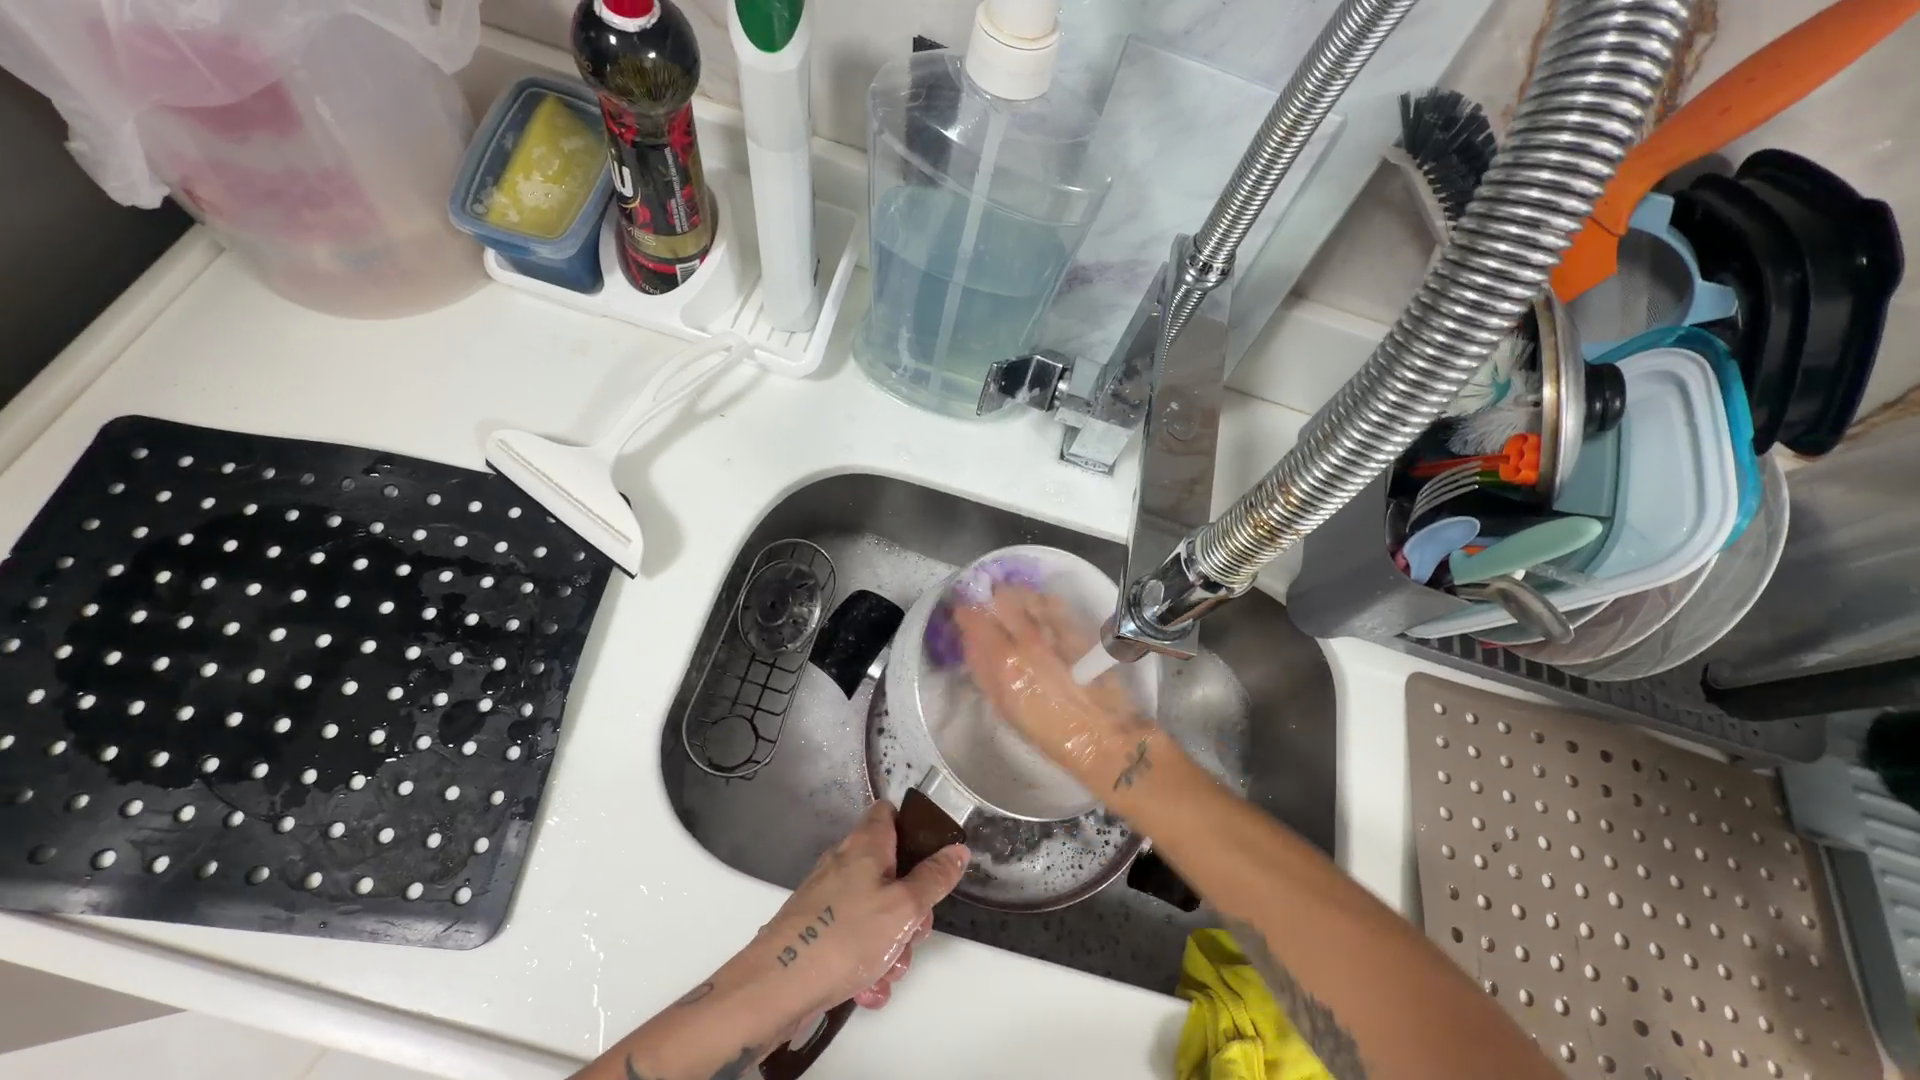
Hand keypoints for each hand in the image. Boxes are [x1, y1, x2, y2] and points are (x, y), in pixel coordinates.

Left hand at [752, 802, 968, 1012]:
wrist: (778, 986)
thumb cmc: (846, 936)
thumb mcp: (904, 907)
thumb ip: (934, 878)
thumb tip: (957, 849)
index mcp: (865, 845)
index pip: (889, 813)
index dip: (914, 828)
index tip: (931, 860)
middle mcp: (843, 864)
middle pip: (891, 872)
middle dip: (910, 908)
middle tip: (914, 933)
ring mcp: (826, 898)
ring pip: (875, 912)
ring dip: (891, 944)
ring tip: (888, 971)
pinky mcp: (815, 931)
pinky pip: (854, 939)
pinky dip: (866, 962)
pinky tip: (869, 988)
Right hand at [952, 585, 1155, 789]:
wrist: (1101, 734)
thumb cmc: (1049, 730)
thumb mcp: (1005, 708)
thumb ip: (984, 672)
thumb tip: (972, 643)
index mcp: (1005, 661)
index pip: (975, 618)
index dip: (966, 614)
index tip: (965, 616)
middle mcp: (1028, 638)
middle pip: (1001, 598)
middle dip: (991, 600)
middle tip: (989, 610)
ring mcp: (1054, 630)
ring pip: (1027, 595)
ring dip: (1016, 599)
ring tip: (1014, 609)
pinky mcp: (1077, 629)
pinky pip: (1052, 603)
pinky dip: (1040, 603)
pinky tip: (1040, 614)